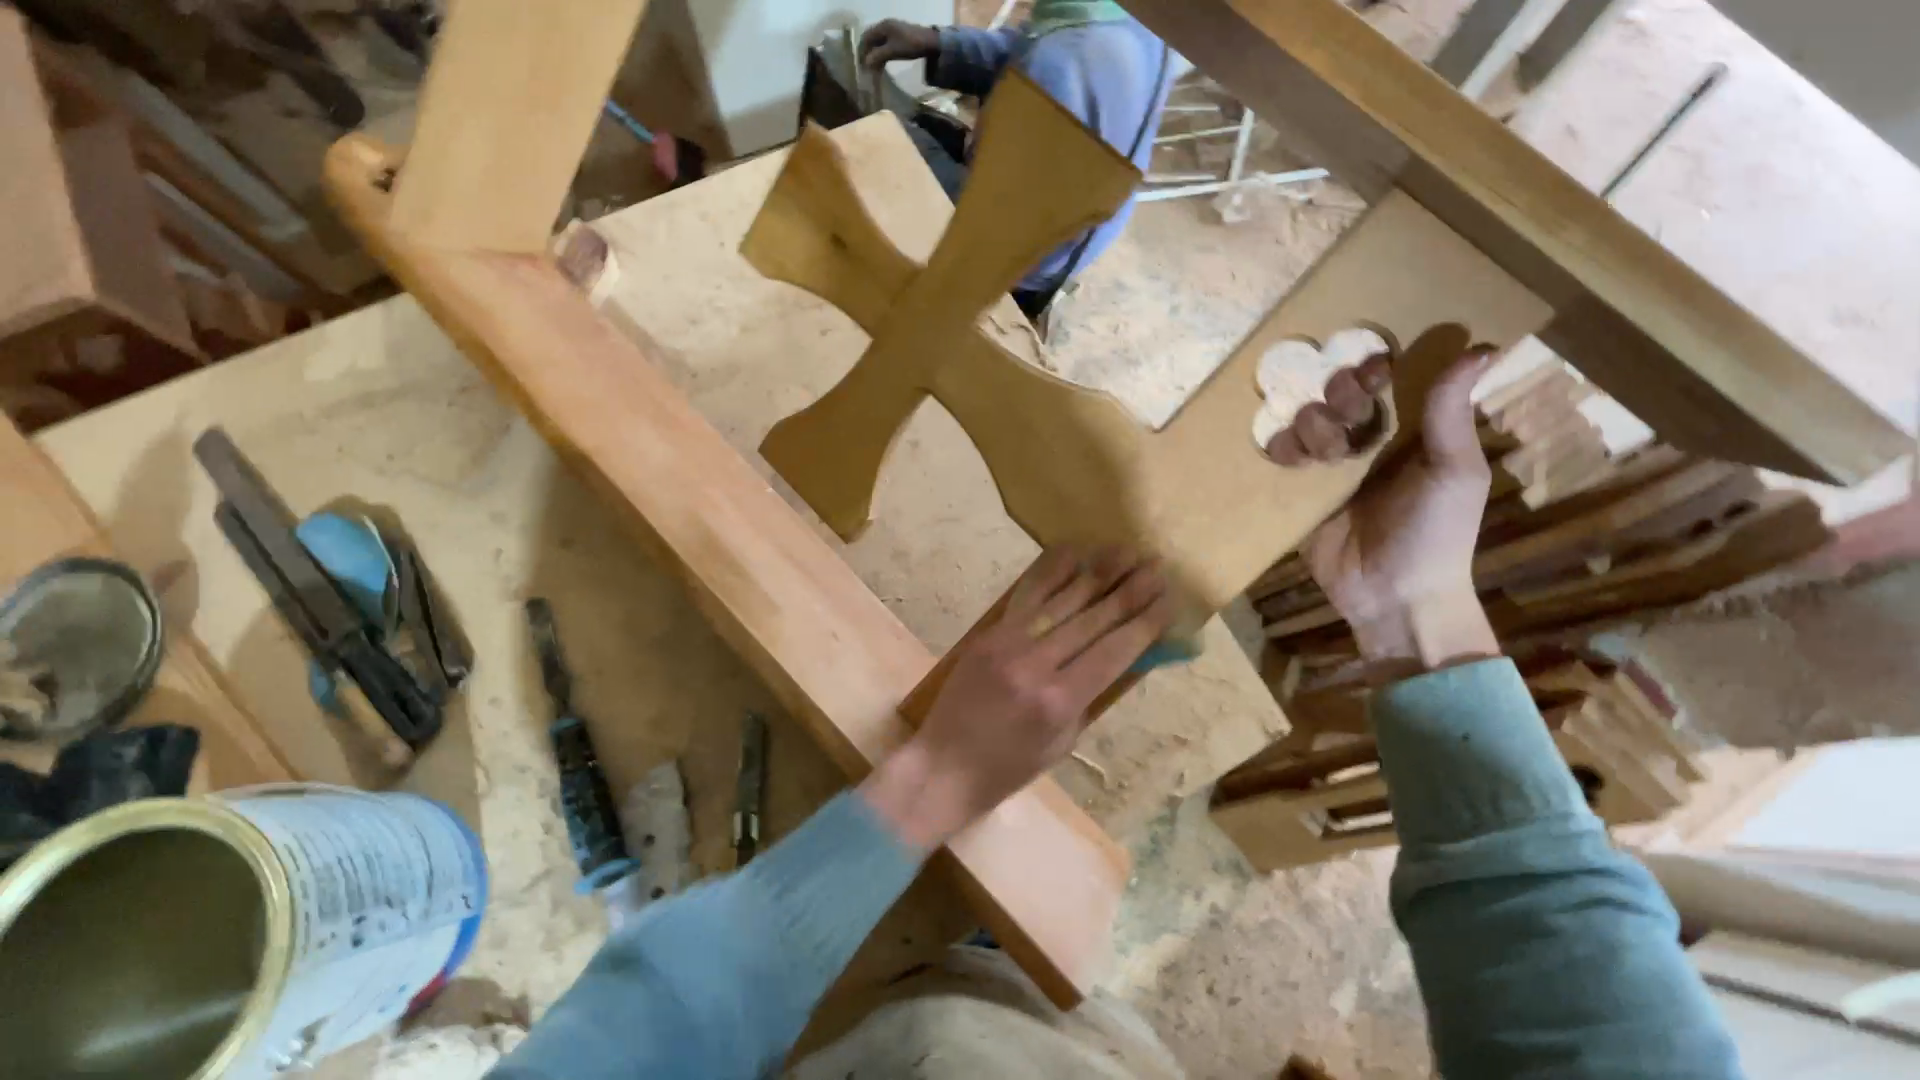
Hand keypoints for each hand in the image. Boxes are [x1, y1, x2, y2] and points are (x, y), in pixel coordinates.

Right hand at [860, 19, 940, 68]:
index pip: (866, 38)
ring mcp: (892, 31)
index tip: (861, 65)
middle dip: (868, 55)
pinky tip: (883, 65)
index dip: (862, 51)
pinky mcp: (898, 38)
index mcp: (882, 27)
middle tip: (867, 69)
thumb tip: (865, 63)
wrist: (931, 42)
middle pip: (871, 41)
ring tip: (874, 70)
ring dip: (875, 57)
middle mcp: (885, 26)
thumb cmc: (911, 45)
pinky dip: (882, 56)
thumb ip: (878, 56)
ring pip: (879, 44)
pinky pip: (886, 46)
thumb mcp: (893, 51)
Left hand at [861, 548, 1172, 848]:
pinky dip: (1052, 572)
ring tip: (1127, 550)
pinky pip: (1027, 596)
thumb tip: (1128, 655)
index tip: (1170, 598)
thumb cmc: (1011, 767)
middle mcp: (1037, 664)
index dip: (1146, 622)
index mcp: (1061, 700)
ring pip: (1063, 599)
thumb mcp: (1065, 741)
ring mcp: (1009, 644)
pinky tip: (1075, 552)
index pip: (1115, 650)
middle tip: (1158, 564)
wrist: (944, 767)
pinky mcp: (990, 634)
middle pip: (1094, 618)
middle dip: (1130, 590)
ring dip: (1099, 572)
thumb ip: (1095, 694)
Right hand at [1265, 348, 1501, 671]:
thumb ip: (1452, 413)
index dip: (1373, 369)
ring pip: (1307, 421)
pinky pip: (1281, 459)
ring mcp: (1331, 470)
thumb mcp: (1455, 470)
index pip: (1385, 384)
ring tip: (1323, 452)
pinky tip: (1288, 459)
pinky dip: (1279, 449)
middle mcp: (1368, 444)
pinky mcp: (1301, 495)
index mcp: (1409, 433)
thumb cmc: (1436, 532)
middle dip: (1337, 395)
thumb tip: (1484, 347)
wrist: (1395, 595)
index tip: (1371, 371)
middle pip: (1338, 396)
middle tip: (1346, 415)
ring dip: (1310, 424)